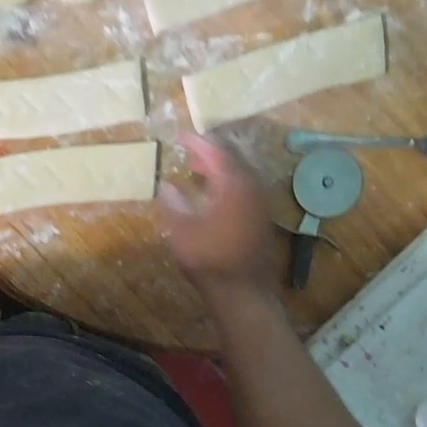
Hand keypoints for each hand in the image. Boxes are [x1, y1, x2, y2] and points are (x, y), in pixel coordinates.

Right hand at [157, 133, 283, 302]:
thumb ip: (173, 203)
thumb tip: (165, 186)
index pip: (215, 150)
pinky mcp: (261, 216)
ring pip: (240, 172)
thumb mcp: (181, 230)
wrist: (242, 291)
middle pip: (232, 157)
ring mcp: (260, 202)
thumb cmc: (209, 259)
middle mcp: (252, 186)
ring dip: (219, 167)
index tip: (179, 135)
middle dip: (209, 151)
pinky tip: (213, 193)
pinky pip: (244, 187)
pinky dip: (227, 182)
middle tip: (188, 149)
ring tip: (197, 168)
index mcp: (233, 183)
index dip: (196, 141)